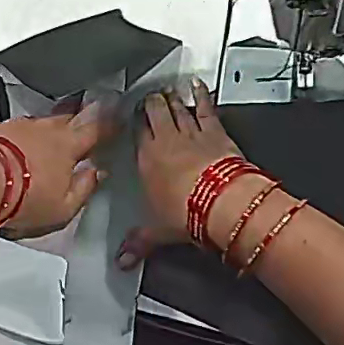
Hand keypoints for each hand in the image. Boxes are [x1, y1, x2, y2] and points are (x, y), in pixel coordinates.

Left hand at [0, 103, 111, 238]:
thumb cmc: (23, 198)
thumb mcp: (64, 207)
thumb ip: (85, 188)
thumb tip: (95, 175)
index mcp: (69, 144)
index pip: (98, 128)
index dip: (110, 123)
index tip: (118, 118)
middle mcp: (47, 128)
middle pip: (71, 116)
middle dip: (81, 117)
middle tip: (88, 119)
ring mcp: (23, 126)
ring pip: (46, 121)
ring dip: (53, 127)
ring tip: (55, 138)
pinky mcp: (1, 129)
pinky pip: (23, 127)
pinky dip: (29, 134)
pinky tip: (27, 146)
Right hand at [119, 79, 240, 268]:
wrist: (221, 202)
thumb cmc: (187, 212)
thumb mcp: (157, 230)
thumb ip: (138, 242)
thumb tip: (123, 259)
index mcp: (146, 159)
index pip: (136, 132)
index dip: (133, 122)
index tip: (131, 116)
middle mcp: (165, 140)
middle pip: (154, 111)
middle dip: (150, 103)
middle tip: (147, 97)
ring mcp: (190, 132)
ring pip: (176, 106)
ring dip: (171, 97)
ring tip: (166, 88)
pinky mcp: (214, 130)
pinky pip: (204, 107)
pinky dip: (201, 94)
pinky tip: (198, 85)